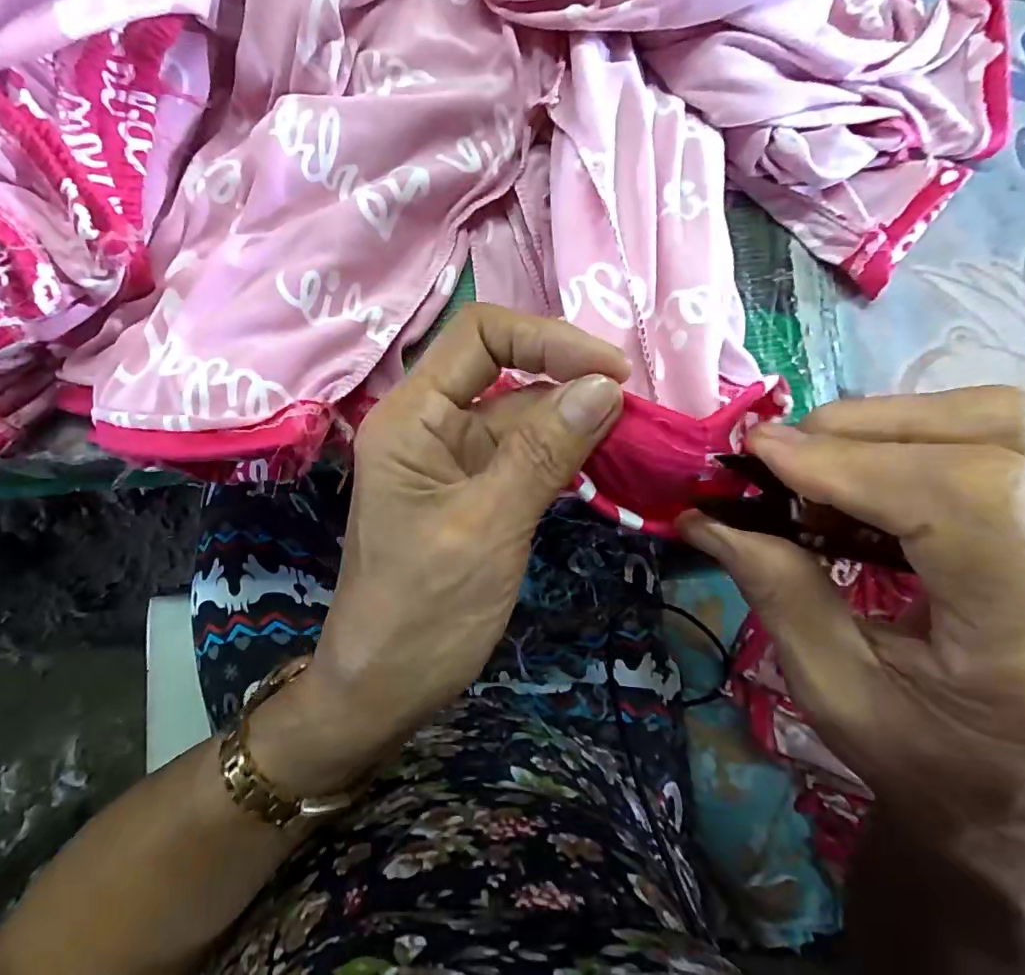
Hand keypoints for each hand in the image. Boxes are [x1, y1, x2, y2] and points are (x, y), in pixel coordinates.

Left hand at [257, 304, 628, 791]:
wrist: (383, 688)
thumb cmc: (423, 612)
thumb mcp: (489, 526)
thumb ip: (544, 451)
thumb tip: (606, 384)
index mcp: (409, 417)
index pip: (478, 336)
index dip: (547, 339)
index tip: (613, 373)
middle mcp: (426, 425)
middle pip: (503, 371)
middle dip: (570, 381)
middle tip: (641, 411)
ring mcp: (448, 460)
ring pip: (518, 416)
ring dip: (574, 421)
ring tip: (640, 436)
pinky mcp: (469, 492)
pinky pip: (519, 456)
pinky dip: (561, 455)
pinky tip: (607, 461)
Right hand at [678, 386, 1024, 831]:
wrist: (1024, 802)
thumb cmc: (922, 761)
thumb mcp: (831, 691)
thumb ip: (777, 591)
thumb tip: (705, 515)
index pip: (970, 504)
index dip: (854, 463)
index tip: (760, 455)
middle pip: (995, 440)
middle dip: (859, 431)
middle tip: (775, 461)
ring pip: (1004, 426)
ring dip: (885, 426)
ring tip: (816, 469)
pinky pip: (1005, 445)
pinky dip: (912, 442)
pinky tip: (864, 481)